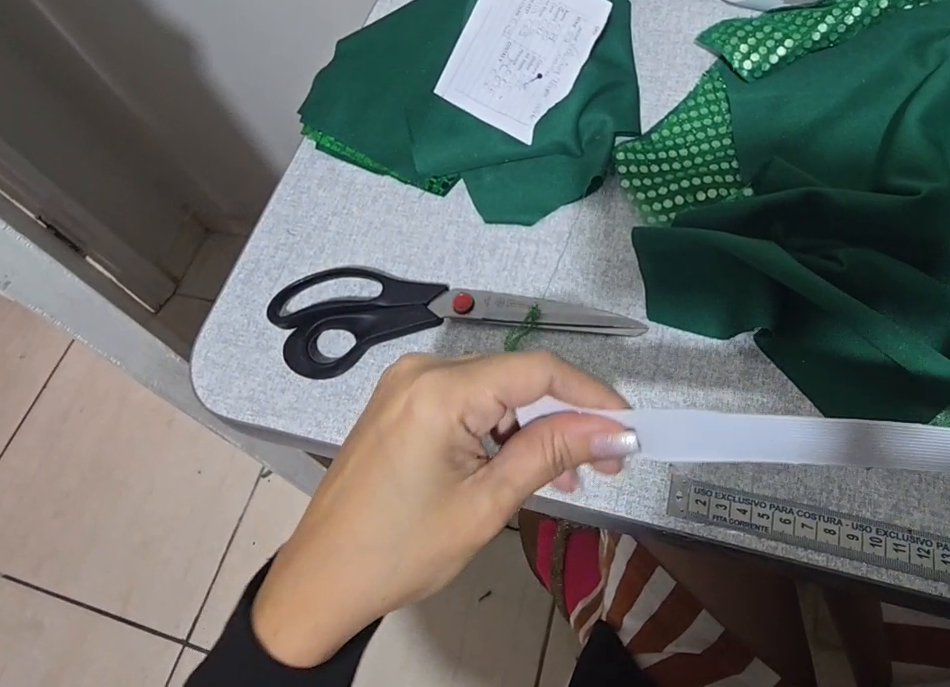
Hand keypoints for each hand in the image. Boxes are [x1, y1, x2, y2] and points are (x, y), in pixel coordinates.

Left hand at [252, 352, 639, 666]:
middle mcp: (423, 369)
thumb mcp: (487, 504)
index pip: (537, 369)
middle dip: (564, 414)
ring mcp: (408, 381)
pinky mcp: (402, 398)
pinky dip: (499, 425)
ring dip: (533, 424)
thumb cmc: (399, 550)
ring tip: (566, 473)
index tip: (628, 423)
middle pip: (516, 377)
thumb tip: (612, 431)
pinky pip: (466, 398)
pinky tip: (519, 461)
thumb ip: (552, 453)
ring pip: (494, 388)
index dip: (590, 393)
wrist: (321, 580)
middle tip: (605, 459)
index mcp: (440, 389)